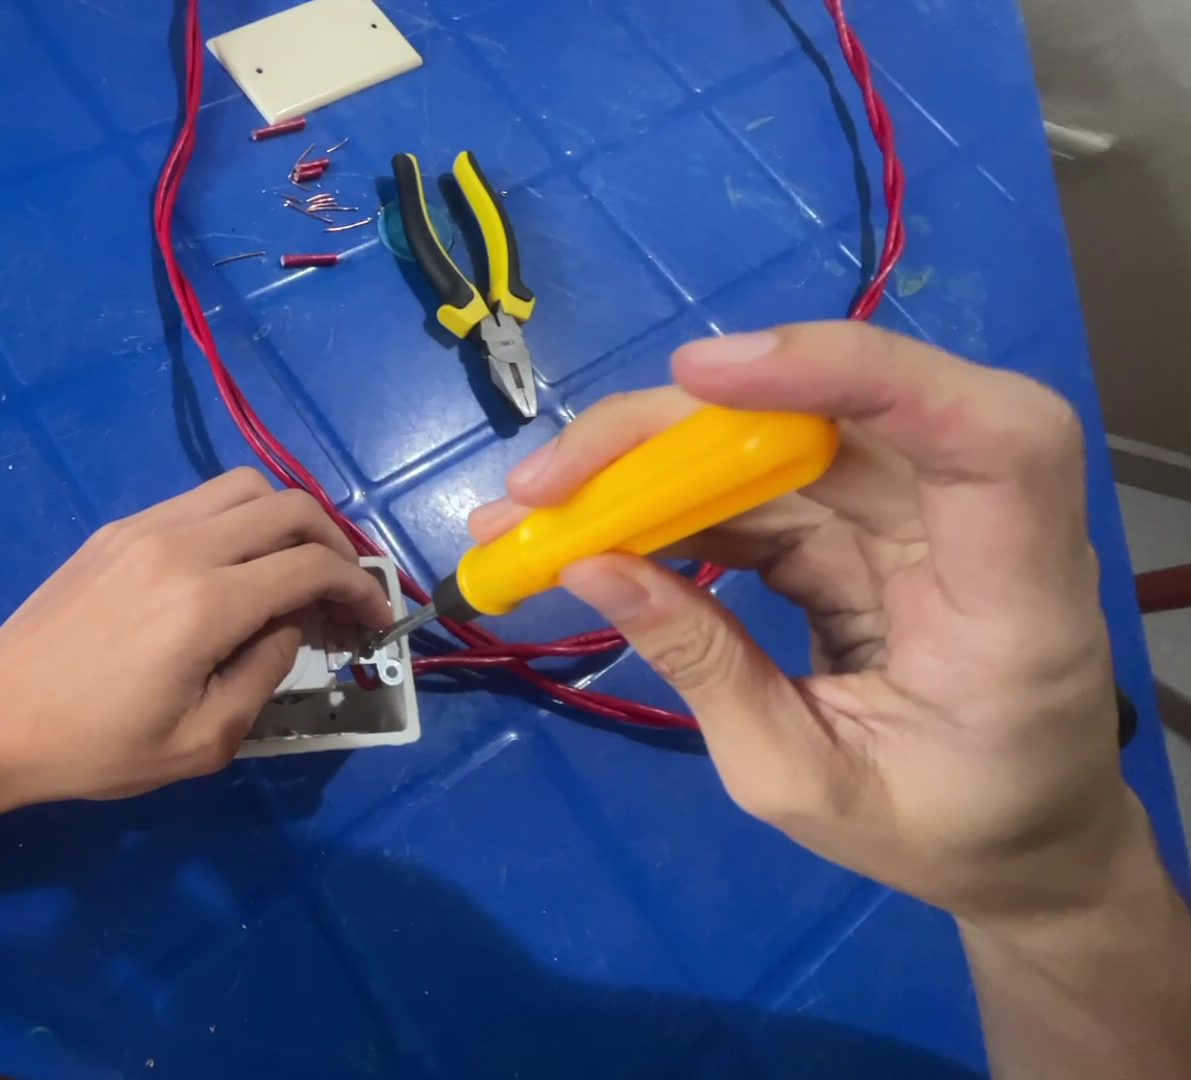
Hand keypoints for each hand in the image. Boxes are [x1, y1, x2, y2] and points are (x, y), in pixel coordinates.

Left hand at [0, 468, 389, 808]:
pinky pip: (200, 501)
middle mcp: (182, 545)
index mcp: (206, 604)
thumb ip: (265, 673)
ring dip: (288, 519)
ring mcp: (145, 526)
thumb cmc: (94, 745)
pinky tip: (233, 566)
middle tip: (342, 589)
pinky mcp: (119, 528)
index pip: (312, 566)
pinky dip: (240, 519)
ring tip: (294, 568)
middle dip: (336, 542)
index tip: (376, 617)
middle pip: (290, 506)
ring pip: (245, 487)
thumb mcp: (202, 741)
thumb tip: (289, 622)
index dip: (359, 588)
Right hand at [471, 322, 1146, 924]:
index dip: (848, 373)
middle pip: (816, 423)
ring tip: (522, 512)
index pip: (983, 436)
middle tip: (538, 483)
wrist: (1004, 845)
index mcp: (1007, 604)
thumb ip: (702, 668)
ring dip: (626, 470)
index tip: (699, 374)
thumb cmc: (932, 829)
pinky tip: (570, 528)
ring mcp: (889, 522)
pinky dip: (642, 505)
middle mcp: (958, 531)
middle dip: (658, 435)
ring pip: (751, 449)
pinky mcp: (833, 529)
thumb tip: (589, 569)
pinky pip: (729, 493)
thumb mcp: (795, 777)